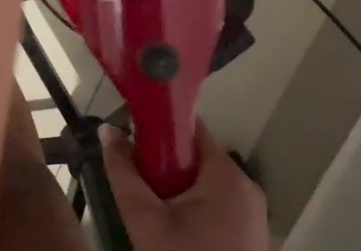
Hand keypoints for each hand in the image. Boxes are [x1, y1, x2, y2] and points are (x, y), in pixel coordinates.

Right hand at [101, 124, 269, 250]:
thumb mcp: (145, 219)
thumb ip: (123, 171)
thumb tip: (107, 130)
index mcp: (227, 175)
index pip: (189, 126)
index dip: (157, 125)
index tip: (132, 137)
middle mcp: (247, 187)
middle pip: (195, 155)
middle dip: (164, 164)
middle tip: (140, 184)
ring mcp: (253, 214)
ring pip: (203, 182)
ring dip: (176, 188)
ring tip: (154, 212)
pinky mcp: (252, 235)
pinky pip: (216, 204)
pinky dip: (193, 208)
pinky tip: (176, 231)